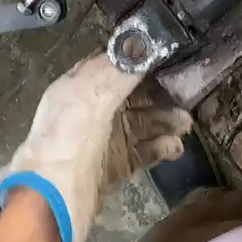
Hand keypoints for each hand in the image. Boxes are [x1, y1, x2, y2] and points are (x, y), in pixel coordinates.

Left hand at [0, 54, 191, 241]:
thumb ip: (120, 69)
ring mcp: (103, 141)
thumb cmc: (70, 138)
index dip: (138, 59)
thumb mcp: (92, 93)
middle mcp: (91, 112)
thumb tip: (144, 42)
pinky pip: (142, 152)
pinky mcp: (114, 168)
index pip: (112, 65)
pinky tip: (175, 147)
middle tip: (185, 93)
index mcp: (78, 88)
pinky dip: (160, 147)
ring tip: (186, 124)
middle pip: (131, 95)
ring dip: (164, 120)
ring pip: (140, 123)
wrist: (55, 199)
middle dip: (158, 93)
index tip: (167, 54)